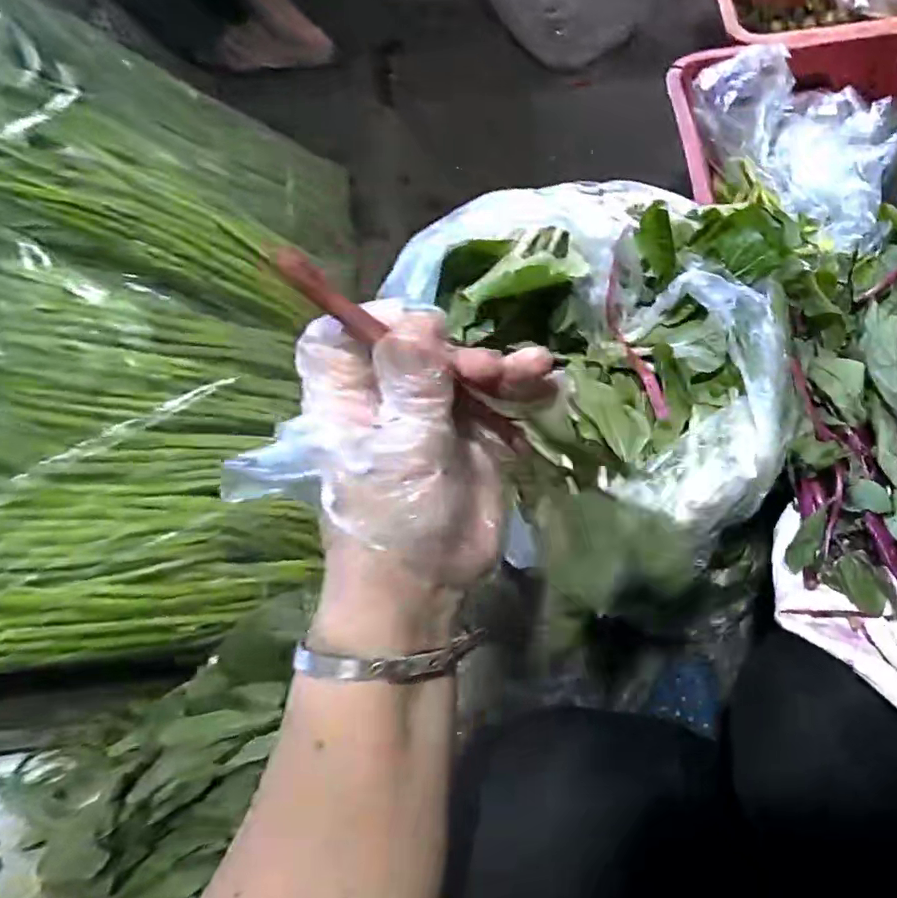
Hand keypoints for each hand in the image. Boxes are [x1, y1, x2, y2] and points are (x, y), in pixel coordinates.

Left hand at [295, 301, 554, 593]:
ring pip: (470, 373)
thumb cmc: (394, 517)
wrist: (430, 580)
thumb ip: (413, 382)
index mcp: (352, 399)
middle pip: (425, 350)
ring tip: (540, 368)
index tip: (424, 322)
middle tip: (491, 370)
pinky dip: (526, 392)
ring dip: (506, 366)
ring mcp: (441, 419)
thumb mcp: (404, 447)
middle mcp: (395, 401)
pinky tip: (549, 387)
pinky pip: (503, 402)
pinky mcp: (481, 438)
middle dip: (463, 351)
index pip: (347, 336)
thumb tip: (418, 317)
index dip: (379, 319)